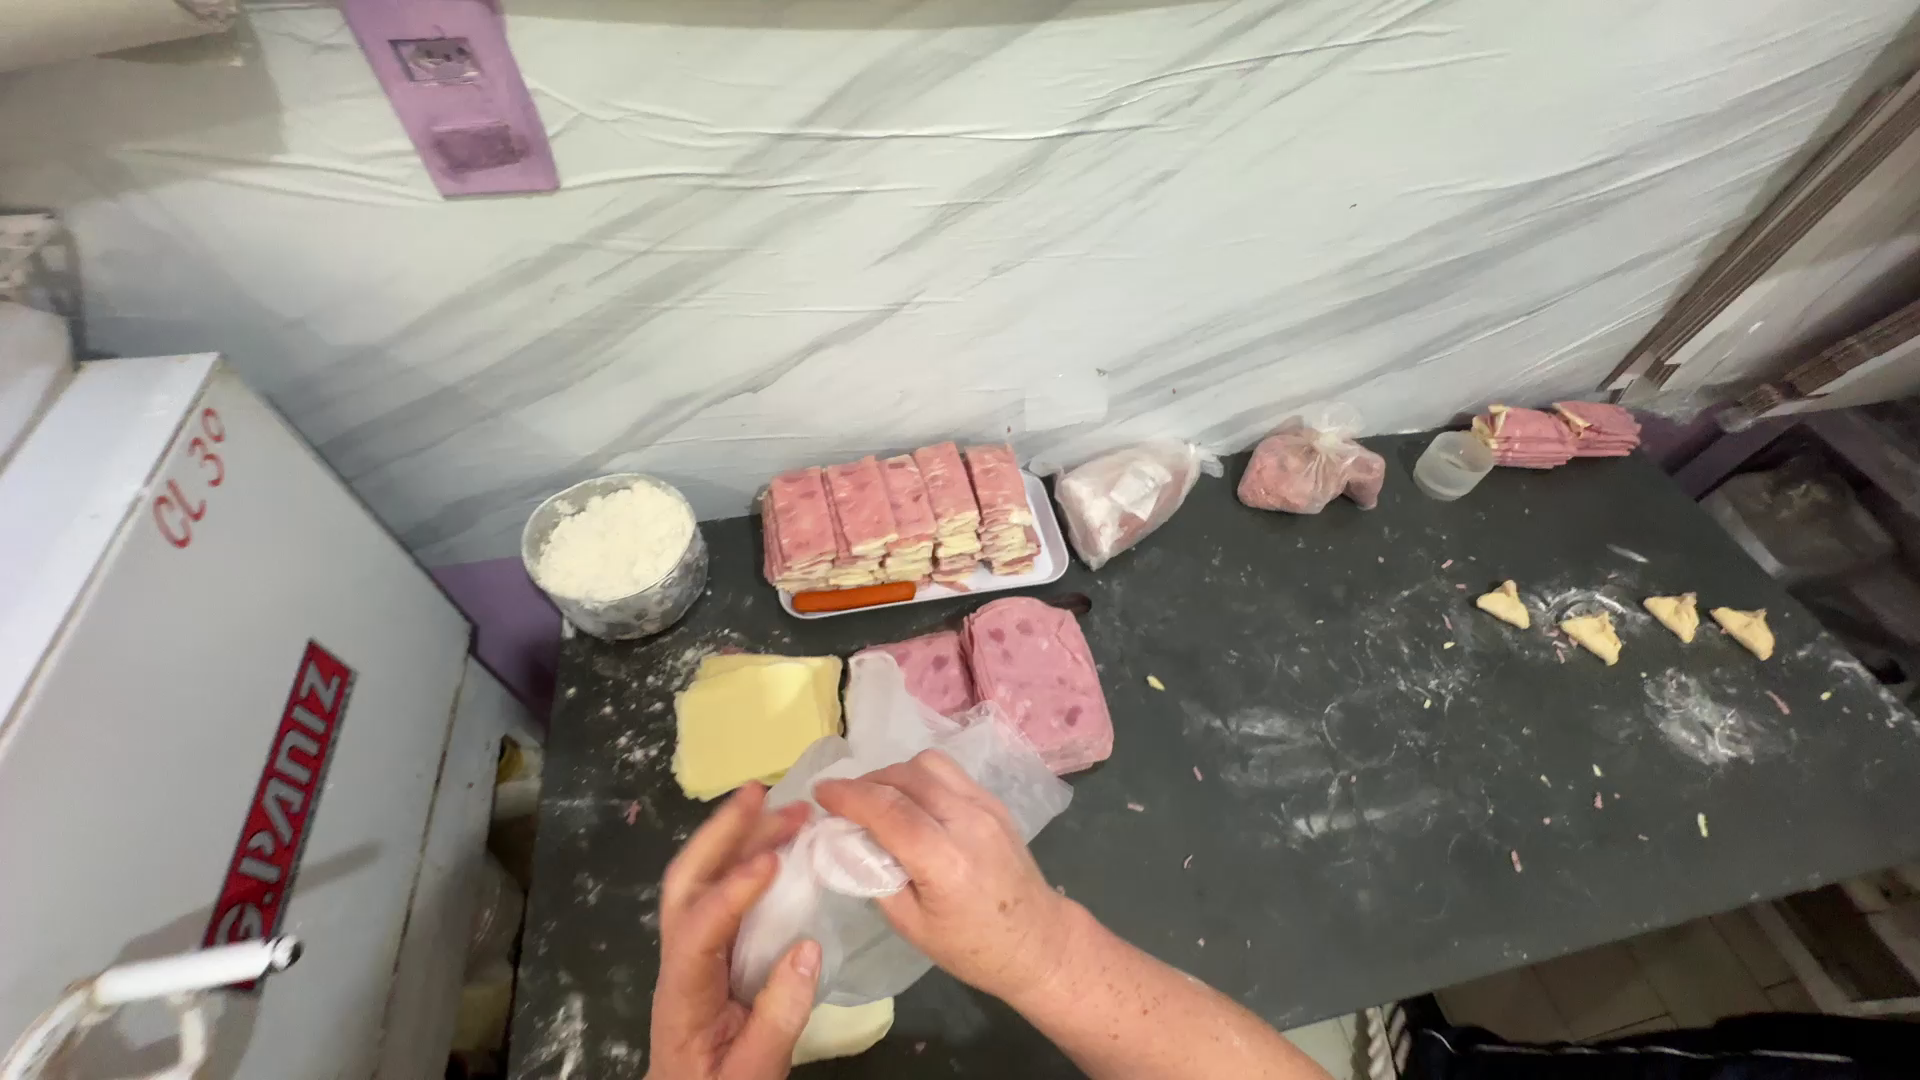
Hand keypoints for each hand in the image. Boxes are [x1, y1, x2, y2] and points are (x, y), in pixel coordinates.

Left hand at [647, 783, 820, 1079]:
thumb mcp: (752, 1075)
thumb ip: (777, 1020)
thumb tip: (808, 948)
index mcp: (683, 995)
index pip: (696, 932)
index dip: (731, 893)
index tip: (772, 862)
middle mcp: (680, 959)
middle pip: (685, 883)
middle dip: (720, 832)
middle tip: (761, 792)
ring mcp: (694, 948)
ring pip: (703, 877)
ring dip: (740, 835)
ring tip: (788, 807)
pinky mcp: (714, 946)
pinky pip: (723, 888)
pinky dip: (748, 854)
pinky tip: (780, 841)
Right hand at [814, 750, 1074, 1002]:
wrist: (1036, 939)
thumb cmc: (971, 946)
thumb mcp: (911, 926)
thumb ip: (876, 877)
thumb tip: (846, 842)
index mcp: (946, 860)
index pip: (889, 810)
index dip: (849, 795)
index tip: (820, 792)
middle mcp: (967, 820)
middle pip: (906, 776)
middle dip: (867, 782)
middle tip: (844, 801)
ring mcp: (985, 805)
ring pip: (929, 763)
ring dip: (895, 775)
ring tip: (878, 799)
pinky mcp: (994, 800)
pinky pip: (948, 772)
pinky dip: (920, 778)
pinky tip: (910, 802)